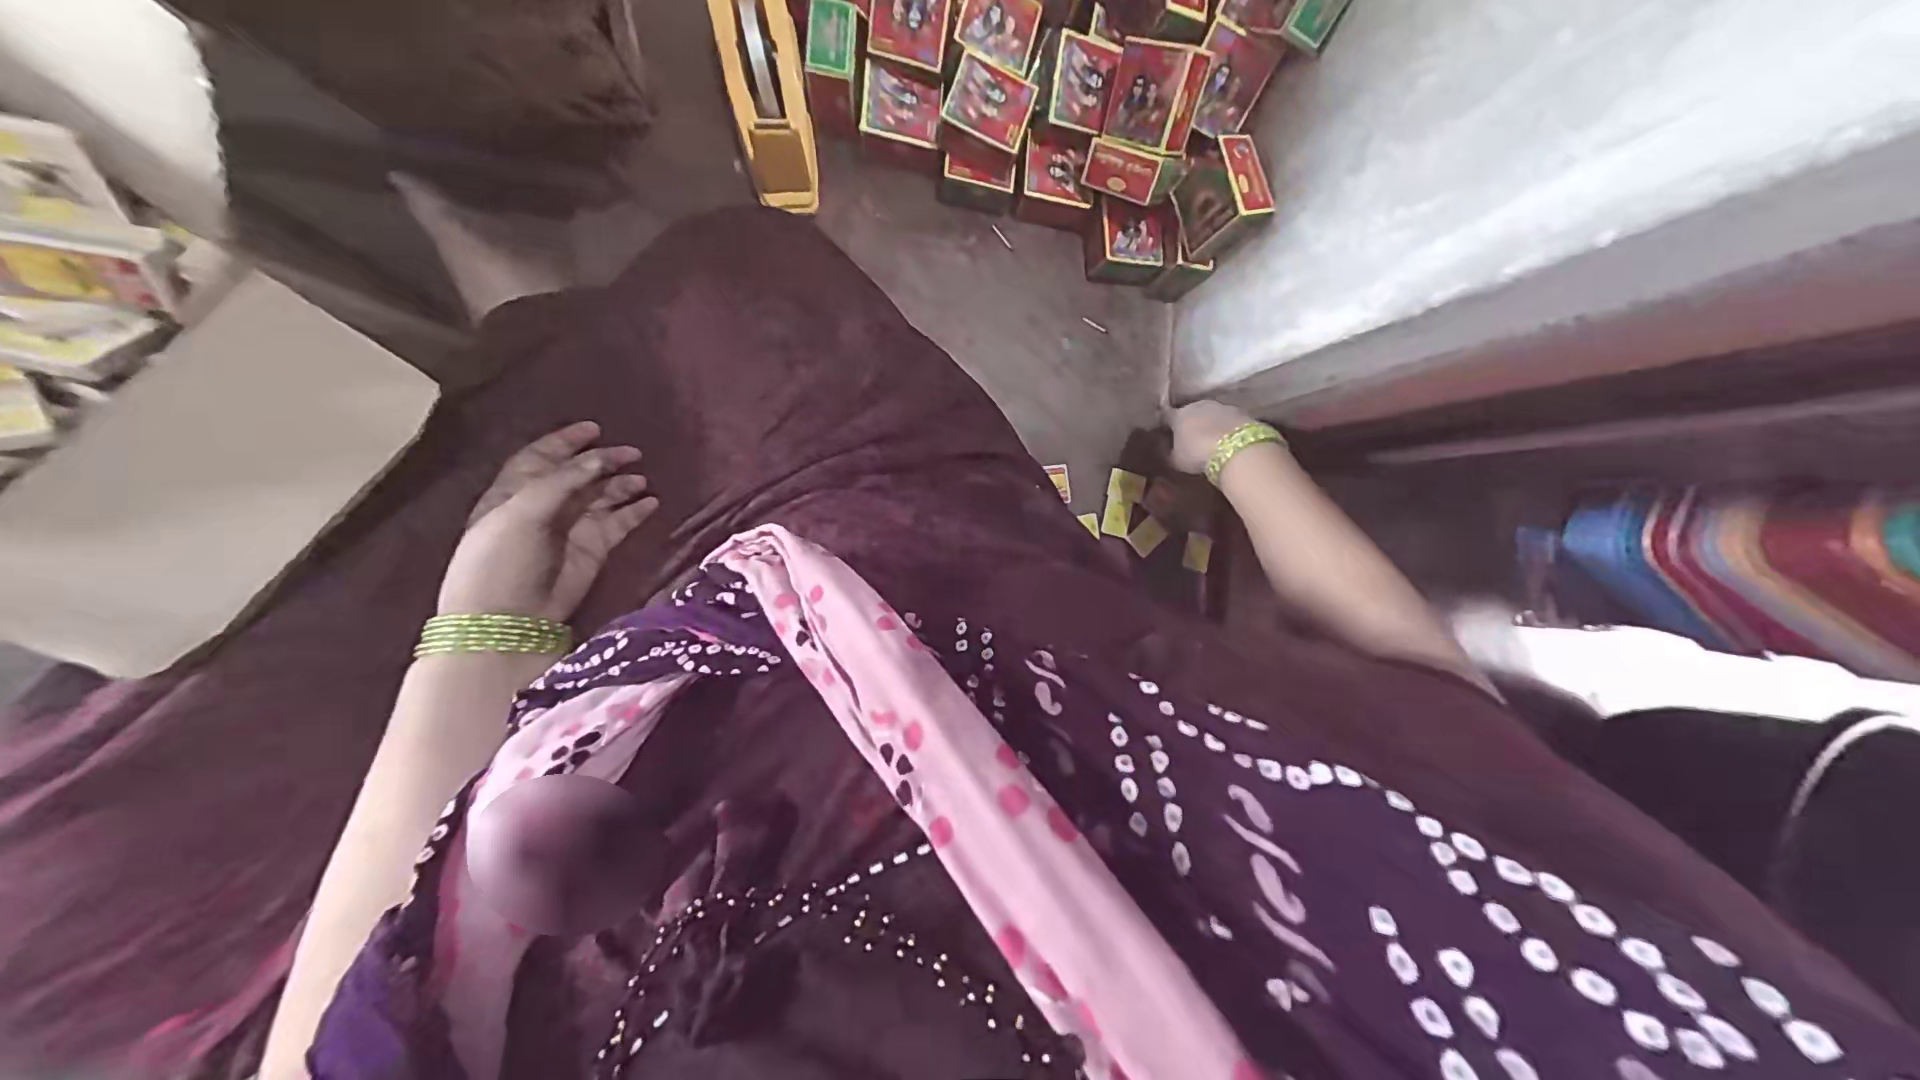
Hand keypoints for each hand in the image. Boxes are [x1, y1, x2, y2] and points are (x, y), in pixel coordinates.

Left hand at [438, 421, 660, 621]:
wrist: (508, 617)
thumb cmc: (502, 558)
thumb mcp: (523, 511)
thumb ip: (562, 481)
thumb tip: (599, 458)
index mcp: (517, 491)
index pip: (544, 457)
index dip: (567, 441)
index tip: (594, 429)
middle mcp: (546, 506)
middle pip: (580, 475)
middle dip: (604, 460)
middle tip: (632, 453)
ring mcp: (572, 528)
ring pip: (602, 497)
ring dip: (622, 485)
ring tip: (642, 478)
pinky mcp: (594, 549)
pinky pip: (619, 523)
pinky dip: (635, 512)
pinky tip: (651, 502)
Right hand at [1166, 400, 1258, 474]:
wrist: (1235, 447)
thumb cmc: (1198, 454)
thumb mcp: (1176, 460)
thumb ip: (1169, 453)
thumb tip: (1168, 449)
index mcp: (1179, 415)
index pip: (1167, 415)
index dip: (1166, 423)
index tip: (1165, 431)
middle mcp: (1198, 405)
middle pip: (1191, 412)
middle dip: (1190, 422)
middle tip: (1191, 437)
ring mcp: (1221, 406)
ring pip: (1211, 414)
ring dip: (1210, 423)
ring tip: (1212, 439)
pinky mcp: (1241, 412)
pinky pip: (1228, 420)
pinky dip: (1226, 427)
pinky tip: (1228, 439)